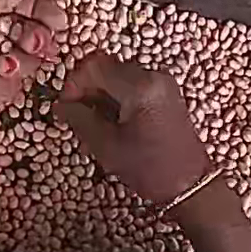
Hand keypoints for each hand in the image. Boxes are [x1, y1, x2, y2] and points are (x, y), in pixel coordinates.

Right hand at [55, 52, 210, 204]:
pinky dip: (116, 101)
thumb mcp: (108, 147)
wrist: (190, 185)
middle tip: (75, 118)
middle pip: (106, 68)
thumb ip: (80, 120)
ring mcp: (162, 84)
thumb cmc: (150, 169)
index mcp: (140, 86)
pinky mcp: (165, 94)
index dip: (73, 84)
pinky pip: (132, 87)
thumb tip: (60, 106)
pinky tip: (110, 127)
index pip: (94, 66)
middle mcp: (153, 76)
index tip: (65, 107)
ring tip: (92, 128)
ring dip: (100, 97)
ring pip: (118, 78)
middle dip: (86, 91)